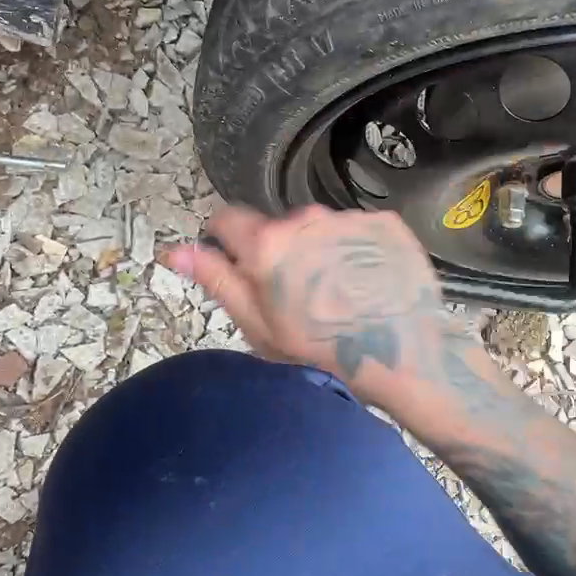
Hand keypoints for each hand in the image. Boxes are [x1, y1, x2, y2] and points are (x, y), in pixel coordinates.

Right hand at [164, 205, 448, 402]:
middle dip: (282, 253)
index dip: (227, 243)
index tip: (242, 269)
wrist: (400, 358)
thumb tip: (174, 250)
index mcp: (267, 243)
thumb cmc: (320, 351)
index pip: (227, 220)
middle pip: (279, 226)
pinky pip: (358, 230)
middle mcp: (307, 218)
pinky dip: (357, 250)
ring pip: (320, 229)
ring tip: (339, 294)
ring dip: (321, 251)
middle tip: (298, 296)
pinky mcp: (386, 223)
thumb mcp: (258, 325)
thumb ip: (217, 279)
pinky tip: (367, 283)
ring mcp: (350, 218)